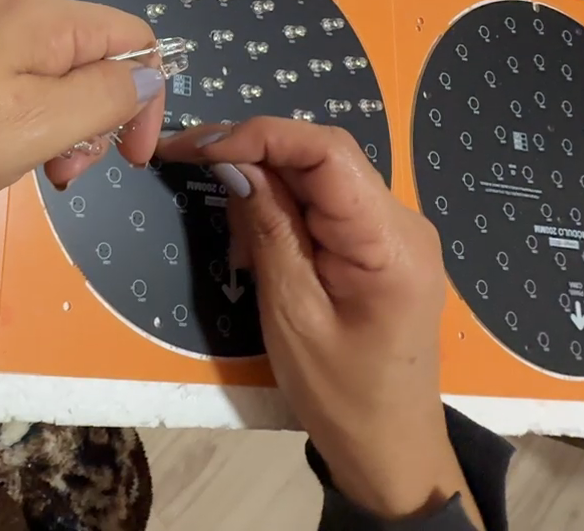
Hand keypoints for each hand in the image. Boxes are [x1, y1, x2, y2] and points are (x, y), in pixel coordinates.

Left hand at [0, 0, 167, 219]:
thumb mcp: (35, 124)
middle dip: (92, 118)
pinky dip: (10, 120)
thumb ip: (103, 96)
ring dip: (52, 126)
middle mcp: (7, 9)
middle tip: (61, 176)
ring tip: (20, 172)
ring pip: (43, 74)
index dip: (146, 97)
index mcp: (42, 15)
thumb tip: (146, 73)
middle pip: (88, 56)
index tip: (124, 161)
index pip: (133, 37)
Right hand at [157, 119, 481, 529]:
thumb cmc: (339, 392)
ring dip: (258, 175)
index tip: (199, 148)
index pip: (326, 151)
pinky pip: (319, 198)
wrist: (389, 449)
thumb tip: (232, 159)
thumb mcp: (291, 311)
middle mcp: (399, 220)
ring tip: (216, 204)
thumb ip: (267, 227)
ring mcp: (389, 228)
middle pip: (319, 153)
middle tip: (184, 156)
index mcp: (388, 241)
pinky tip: (248, 228)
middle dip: (248, 147)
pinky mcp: (372, 239)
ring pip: (314, 171)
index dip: (259, 134)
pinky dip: (275, 200)